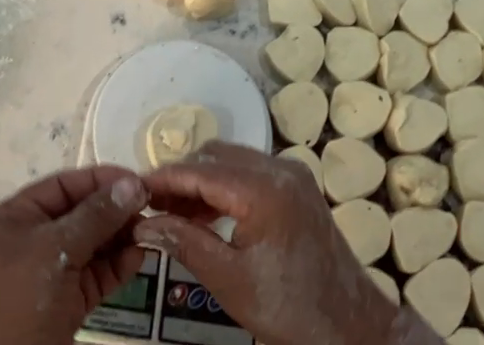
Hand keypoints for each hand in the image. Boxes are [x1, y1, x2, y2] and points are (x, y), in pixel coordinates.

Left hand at [0, 166, 149, 344]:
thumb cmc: (20, 300)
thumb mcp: (55, 250)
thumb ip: (96, 216)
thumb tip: (133, 184)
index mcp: (18, 218)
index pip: (64, 186)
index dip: (100, 180)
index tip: (138, 181)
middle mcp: (34, 240)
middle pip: (82, 213)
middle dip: (115, 210)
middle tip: (151, 208)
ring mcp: (51, 272)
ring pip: (93, 244)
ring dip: (121, 237)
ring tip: (151, 231)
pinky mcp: (67, 301)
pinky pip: (97, 274)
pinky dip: (118, 265)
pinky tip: (140, 256)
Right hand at [134, 142, 439, 344]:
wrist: (350, 326)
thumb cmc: (287, 308)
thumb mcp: (228, 279)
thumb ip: (184, 242)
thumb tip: (142, 223)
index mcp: (263, 188)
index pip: (200, 170)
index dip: (163, 179)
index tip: (132, 190)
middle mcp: (279, 168)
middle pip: (215, 157)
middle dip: (181, 177)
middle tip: (149, 205)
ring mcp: (292, 174)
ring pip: (232, 161)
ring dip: (201, 181)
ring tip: (171, 212)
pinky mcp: (297, 186)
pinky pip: (250, 172)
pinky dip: (224, 187)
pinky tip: (204, 215)